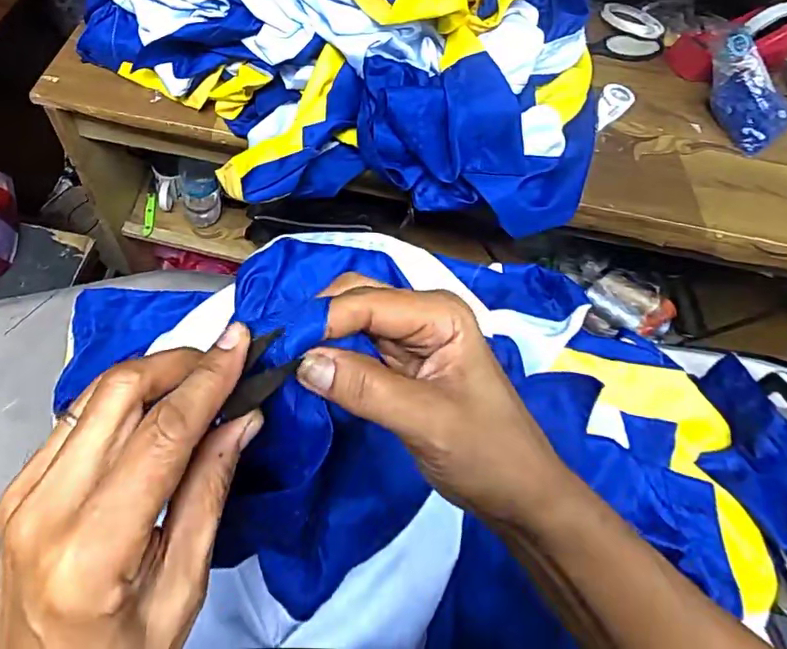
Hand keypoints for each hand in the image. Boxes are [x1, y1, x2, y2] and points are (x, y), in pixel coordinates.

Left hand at [0, 323, 261, 648]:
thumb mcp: (182, 587)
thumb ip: (210, 491)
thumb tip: (242, 418)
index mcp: (91, 549)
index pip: (161, 432)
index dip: (208, 379)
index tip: (240, 344)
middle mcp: (45, 511)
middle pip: (119, 392)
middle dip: (180, 361)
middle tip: (224, 358)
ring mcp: (24, 496)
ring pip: (97, 392)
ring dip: (155, 370)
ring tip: (199, 375)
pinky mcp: (19, 487)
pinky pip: (80, 413)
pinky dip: (126, 393)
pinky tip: (158, 401)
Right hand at [298, 281, 575, 526]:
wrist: (518, 489)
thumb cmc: (486, 451)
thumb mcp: (427, 422)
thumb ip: (366, 389)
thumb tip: (303, 361)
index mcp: (440, 313)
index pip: (367, 301)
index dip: (320, 318)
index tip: (273, 345)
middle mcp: (424, 313)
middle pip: (357, 298)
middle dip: (314, 318)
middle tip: (268, 349)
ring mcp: (412, 336)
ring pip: (353, 319)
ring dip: (317, 334)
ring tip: (273, 356)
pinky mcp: (401, 362)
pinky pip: (358, 347)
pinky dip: (330, 353)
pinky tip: (302, 368)